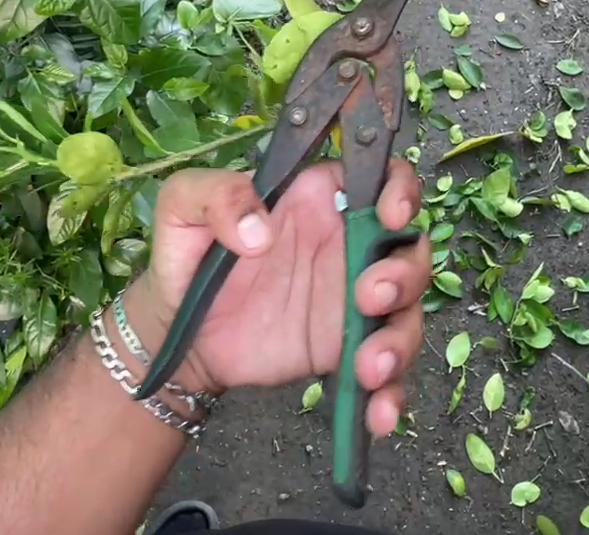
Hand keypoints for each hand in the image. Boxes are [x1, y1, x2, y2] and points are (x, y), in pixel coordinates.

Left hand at [124, 159, 428, 434]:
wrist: (180, 333)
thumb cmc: (187, 254)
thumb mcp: (185, 205)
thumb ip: (218, 197)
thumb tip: (258, 232)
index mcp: (318, 197)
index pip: (381, 176)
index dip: (400, 189)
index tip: (390, 216)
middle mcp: (347, 241)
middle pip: (408, 246)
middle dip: (404, 272)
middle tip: (368, 296)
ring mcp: (352, 296)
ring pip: (408, 307)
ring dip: (401, 337)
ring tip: (369, 367)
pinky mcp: (346, 347)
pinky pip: (388, 367)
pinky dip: (392, 391)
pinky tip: (377, 413)